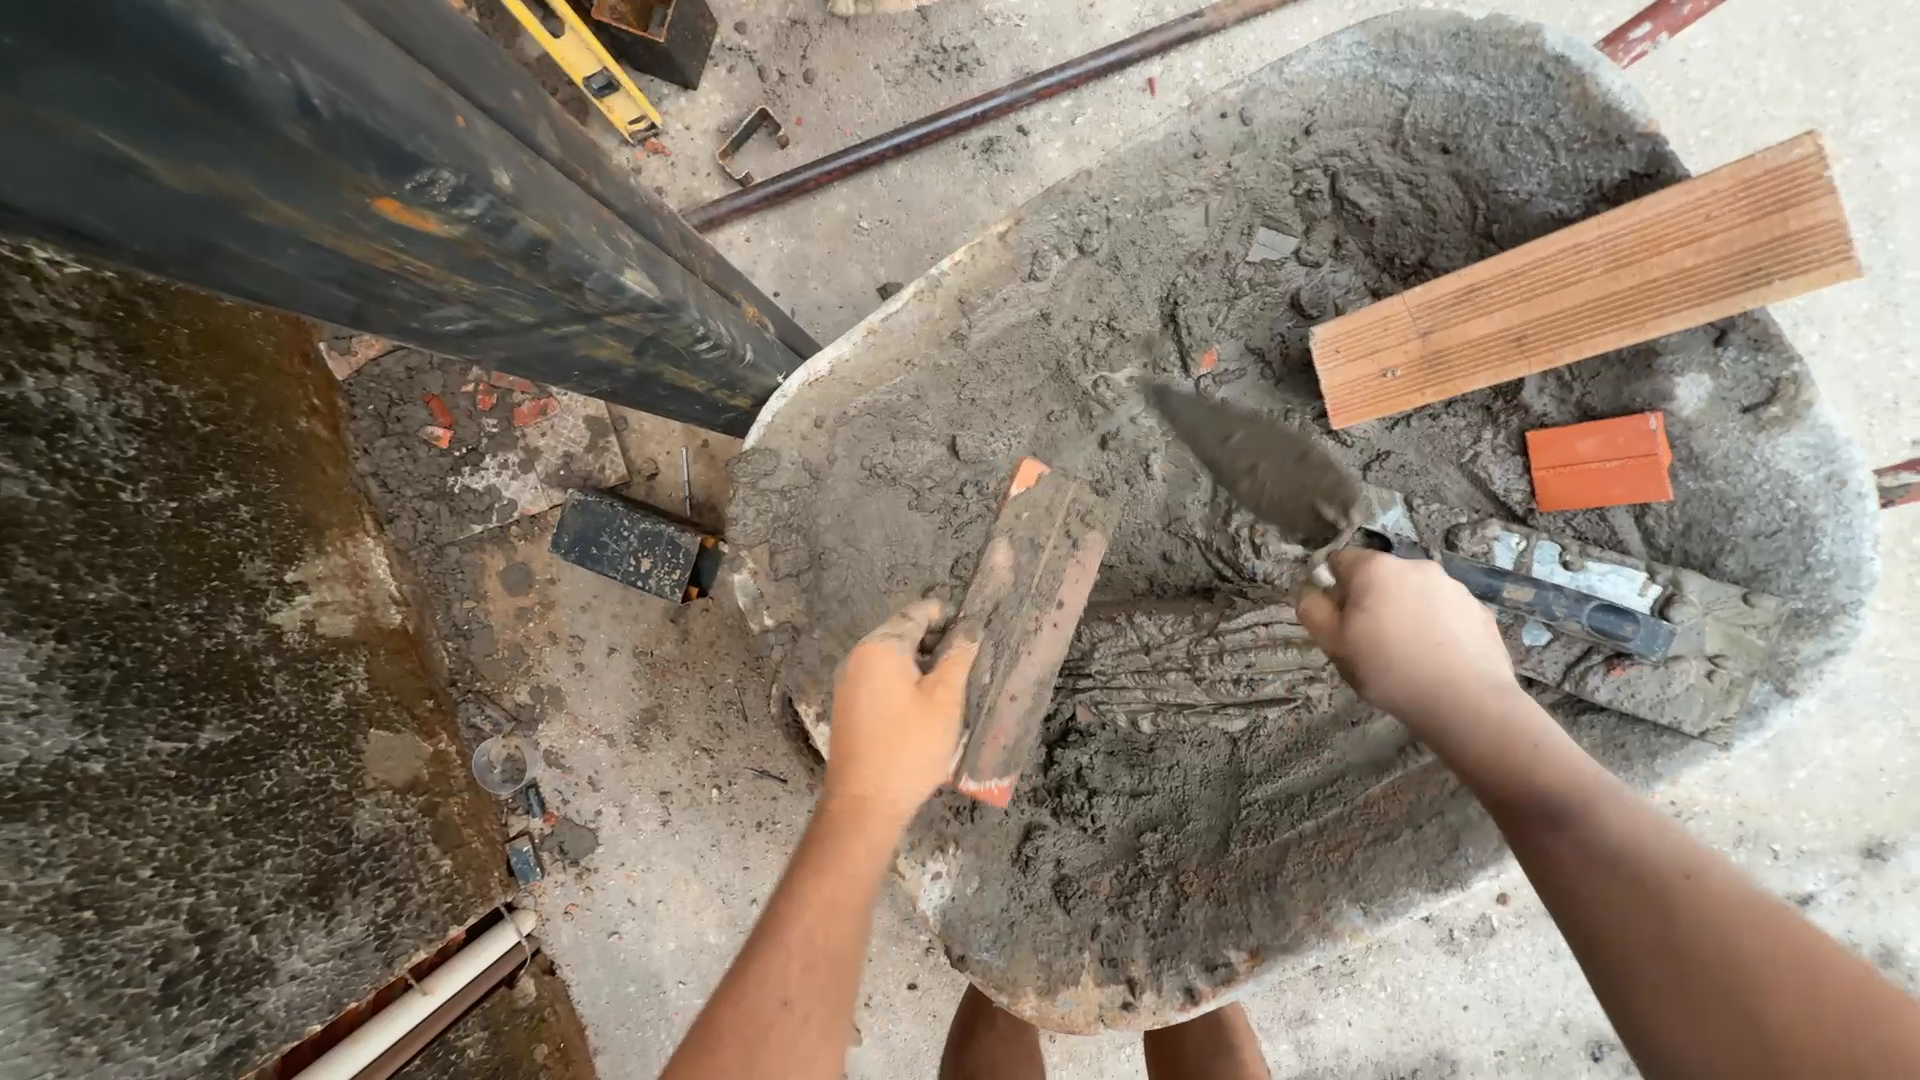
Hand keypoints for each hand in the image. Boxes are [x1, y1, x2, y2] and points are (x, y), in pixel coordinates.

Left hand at [824, 599, 980, 828]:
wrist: (864, 803)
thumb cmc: (910, 747)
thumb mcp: (945, 699)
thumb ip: (958, 656)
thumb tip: (969, 628)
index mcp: (880, 646)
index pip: (918, 612)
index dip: (949, 616)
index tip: (975, 631)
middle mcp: (858, 656)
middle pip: (903, 633)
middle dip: (936, 641)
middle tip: (969, 661)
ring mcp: (849, 681)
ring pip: (892, 658)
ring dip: (922, 664)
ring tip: (954, 684)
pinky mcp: (849, 705)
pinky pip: (881, 678)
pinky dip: (905, 681)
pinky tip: (927, 704)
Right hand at [1296, 549, 1521, 730]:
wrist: (1466, 702)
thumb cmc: (1387, 669)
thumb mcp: (1332, 643)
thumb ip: (1311, 609)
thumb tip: (1310, 591)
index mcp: (1375, 569)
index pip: (1339, 561)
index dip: (1333, 589)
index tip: (1339, 621)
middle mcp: (1415, 566)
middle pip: (1379, 577)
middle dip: (1370, 601)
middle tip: (1369, 641)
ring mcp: (1453, 587)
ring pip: (1413, 594)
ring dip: (1404, 613)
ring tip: (1407, 654)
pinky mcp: (1479, 610)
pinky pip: (1444, 613)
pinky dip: (1435, 627)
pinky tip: (1435, 659)